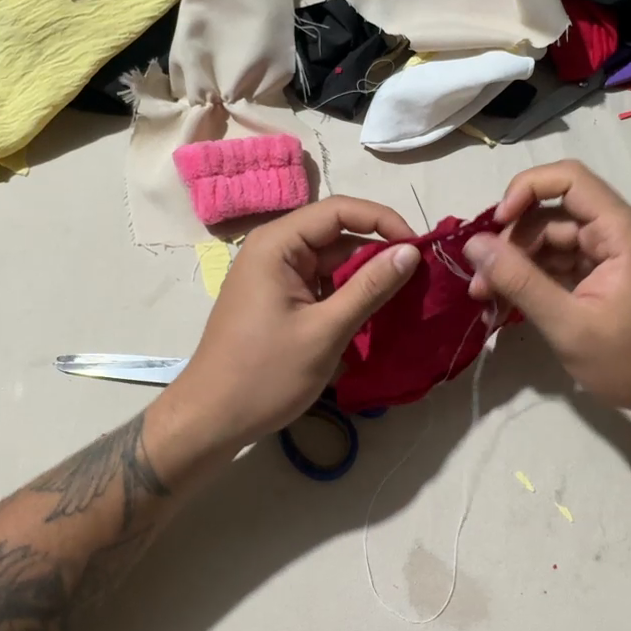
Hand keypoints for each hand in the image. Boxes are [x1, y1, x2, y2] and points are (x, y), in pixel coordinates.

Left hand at [155, 197, 418, 454]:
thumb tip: (411, 251)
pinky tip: (374, 312)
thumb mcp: (325, 331)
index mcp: (277, 243)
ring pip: (332, 260)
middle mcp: (274, 248)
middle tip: (420, 274)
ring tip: (405, 294)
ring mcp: (275, 274)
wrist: (210, 420)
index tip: (418, 246)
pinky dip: (348, 293)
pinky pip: (321, 282)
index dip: (382, 220)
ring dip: (366, 275)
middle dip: (378, 250)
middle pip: (337, 233)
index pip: (339, 210)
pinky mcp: (279, 298)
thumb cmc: (264, 374)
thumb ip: (370, 287)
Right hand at [463, 161, 630, 421]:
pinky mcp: (603, 266)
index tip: (496, 224)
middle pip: (551, 212)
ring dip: (516, 262)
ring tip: (486, 296)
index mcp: (623, 229)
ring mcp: (612, 247)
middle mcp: (620, 226)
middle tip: (480, 280)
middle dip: (511, 242)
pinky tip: (505, 300)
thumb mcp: (568, 325)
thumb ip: (520, 281)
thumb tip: (473, 244)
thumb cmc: (629, 361)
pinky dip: (531, 275)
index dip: (526, 189)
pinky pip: (558, 256)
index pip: (569, 178)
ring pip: (549, 235)